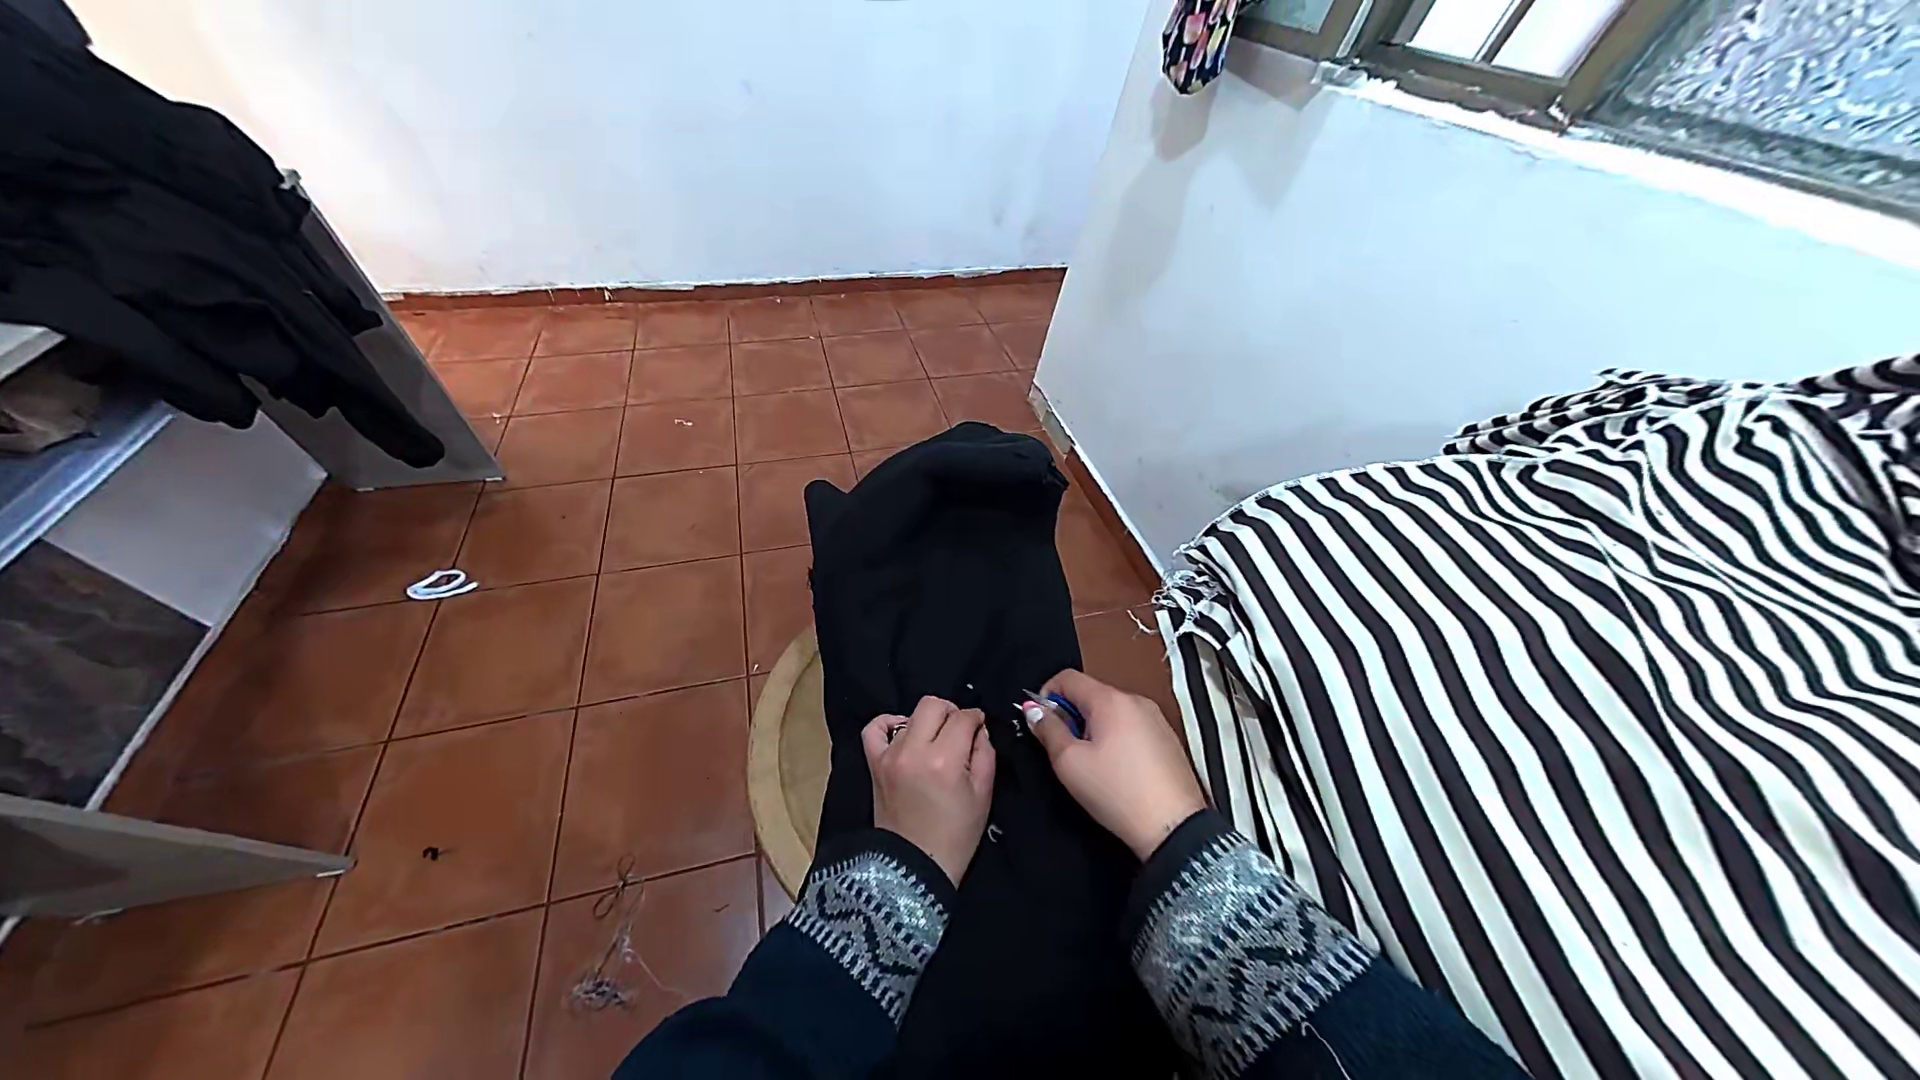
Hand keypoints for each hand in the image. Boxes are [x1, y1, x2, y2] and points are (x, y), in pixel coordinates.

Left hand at [862, 696, 996, 885]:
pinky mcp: (874, 764)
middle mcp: (914, 751)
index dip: (976, 719)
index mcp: (944, 760)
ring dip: (928, 724)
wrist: (914, 868)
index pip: (963, 718)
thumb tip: (978, 728)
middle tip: (959, 733)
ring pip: (911, 715)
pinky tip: (903, 732)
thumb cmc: (956, 836)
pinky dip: (889, 723)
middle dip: (952, 713)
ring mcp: (889, 756)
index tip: (979, 728)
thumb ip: (985, 753)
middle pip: (933, 704)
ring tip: (935, 743)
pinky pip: (874, 729)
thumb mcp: (983, 795)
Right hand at [1025, 670, 1205, 860]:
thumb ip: (1047, 729)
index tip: (1043, 722)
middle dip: (1071, 717)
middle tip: (1065, 750)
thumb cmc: (1122, 795)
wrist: (1174, 828)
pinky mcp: (1166, 739)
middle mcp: (1136, 701)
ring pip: (1110, 712)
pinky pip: (1131, 727)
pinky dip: (1116, 740)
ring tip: (1093, 766)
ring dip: (1093, 730)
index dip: (1046, 696)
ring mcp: (1155, 719)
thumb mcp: (1069, 762)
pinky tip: (1116, 771)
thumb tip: (1034, 710)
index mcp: (1111, 700)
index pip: (1067, 677)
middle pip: (1090, 694)